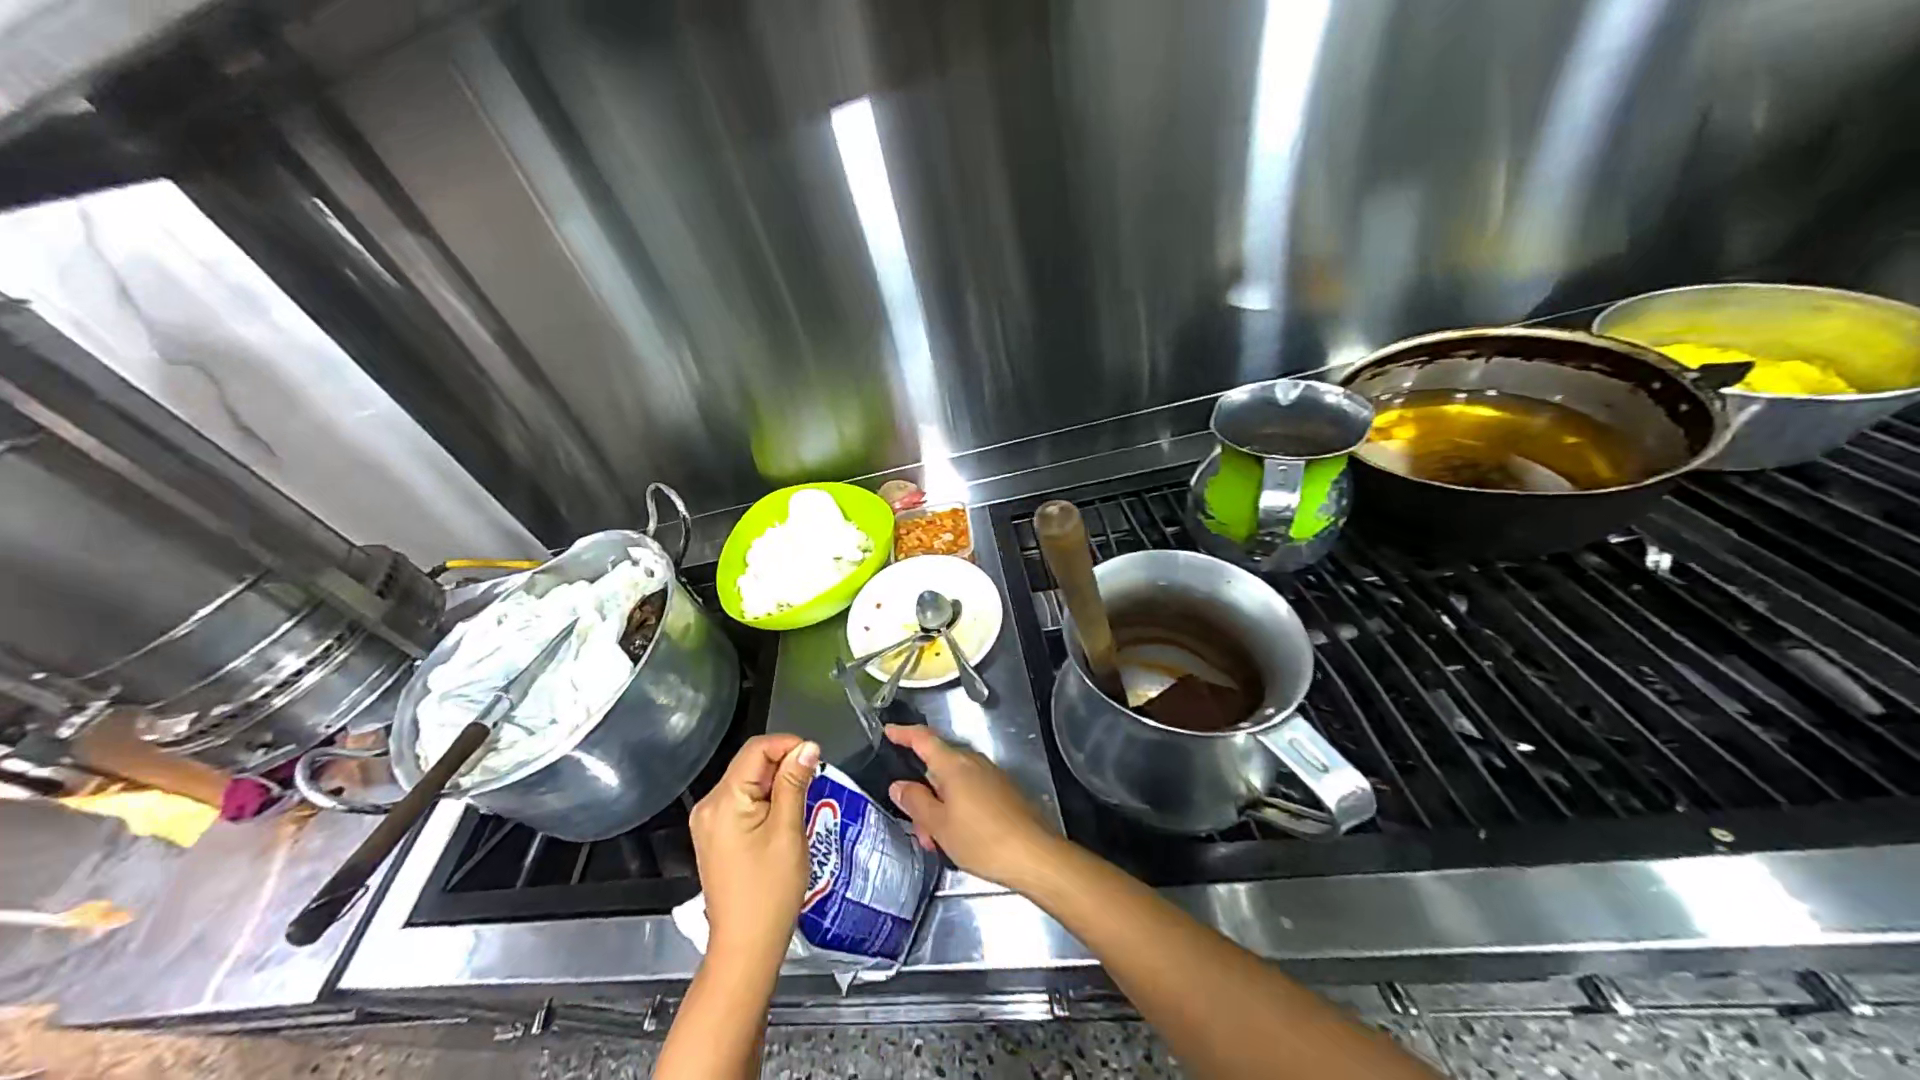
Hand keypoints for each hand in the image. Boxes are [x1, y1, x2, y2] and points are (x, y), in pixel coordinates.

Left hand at [687, 734, 818, 966]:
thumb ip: (795, 783)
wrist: (746, 945)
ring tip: (801, 803)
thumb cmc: (770, 890)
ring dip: (777, 784)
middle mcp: (709, 806)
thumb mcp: (789, 830)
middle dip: (784, 766)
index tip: (815, 758)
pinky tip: (784, 818)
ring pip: (748, 782)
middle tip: (813, 784)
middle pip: (750, 763)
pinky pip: (742, 802)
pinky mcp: (715, 836)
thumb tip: (807, 747)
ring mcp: (709, 822)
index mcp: (724, 801)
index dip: (788, 745)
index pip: (756, 749)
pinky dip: (766, 801)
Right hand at [884, 724, 1063, 890]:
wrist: (1034, 855)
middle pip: (938, 766)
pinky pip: (970, 791)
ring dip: (939, 807)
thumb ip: (915, 802)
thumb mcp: (939, 825)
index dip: (903, 734)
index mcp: (954, 764)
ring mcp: (991, 775)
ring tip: (937, 841)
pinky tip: (957, 837)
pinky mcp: (1003, 791)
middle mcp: (973, 762)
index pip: (923, 739)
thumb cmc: (983, 840)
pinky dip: (957, 809)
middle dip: (922, 793)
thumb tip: (899, 786)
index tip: (888, 731)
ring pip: (953, 783)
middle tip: (917, 826)